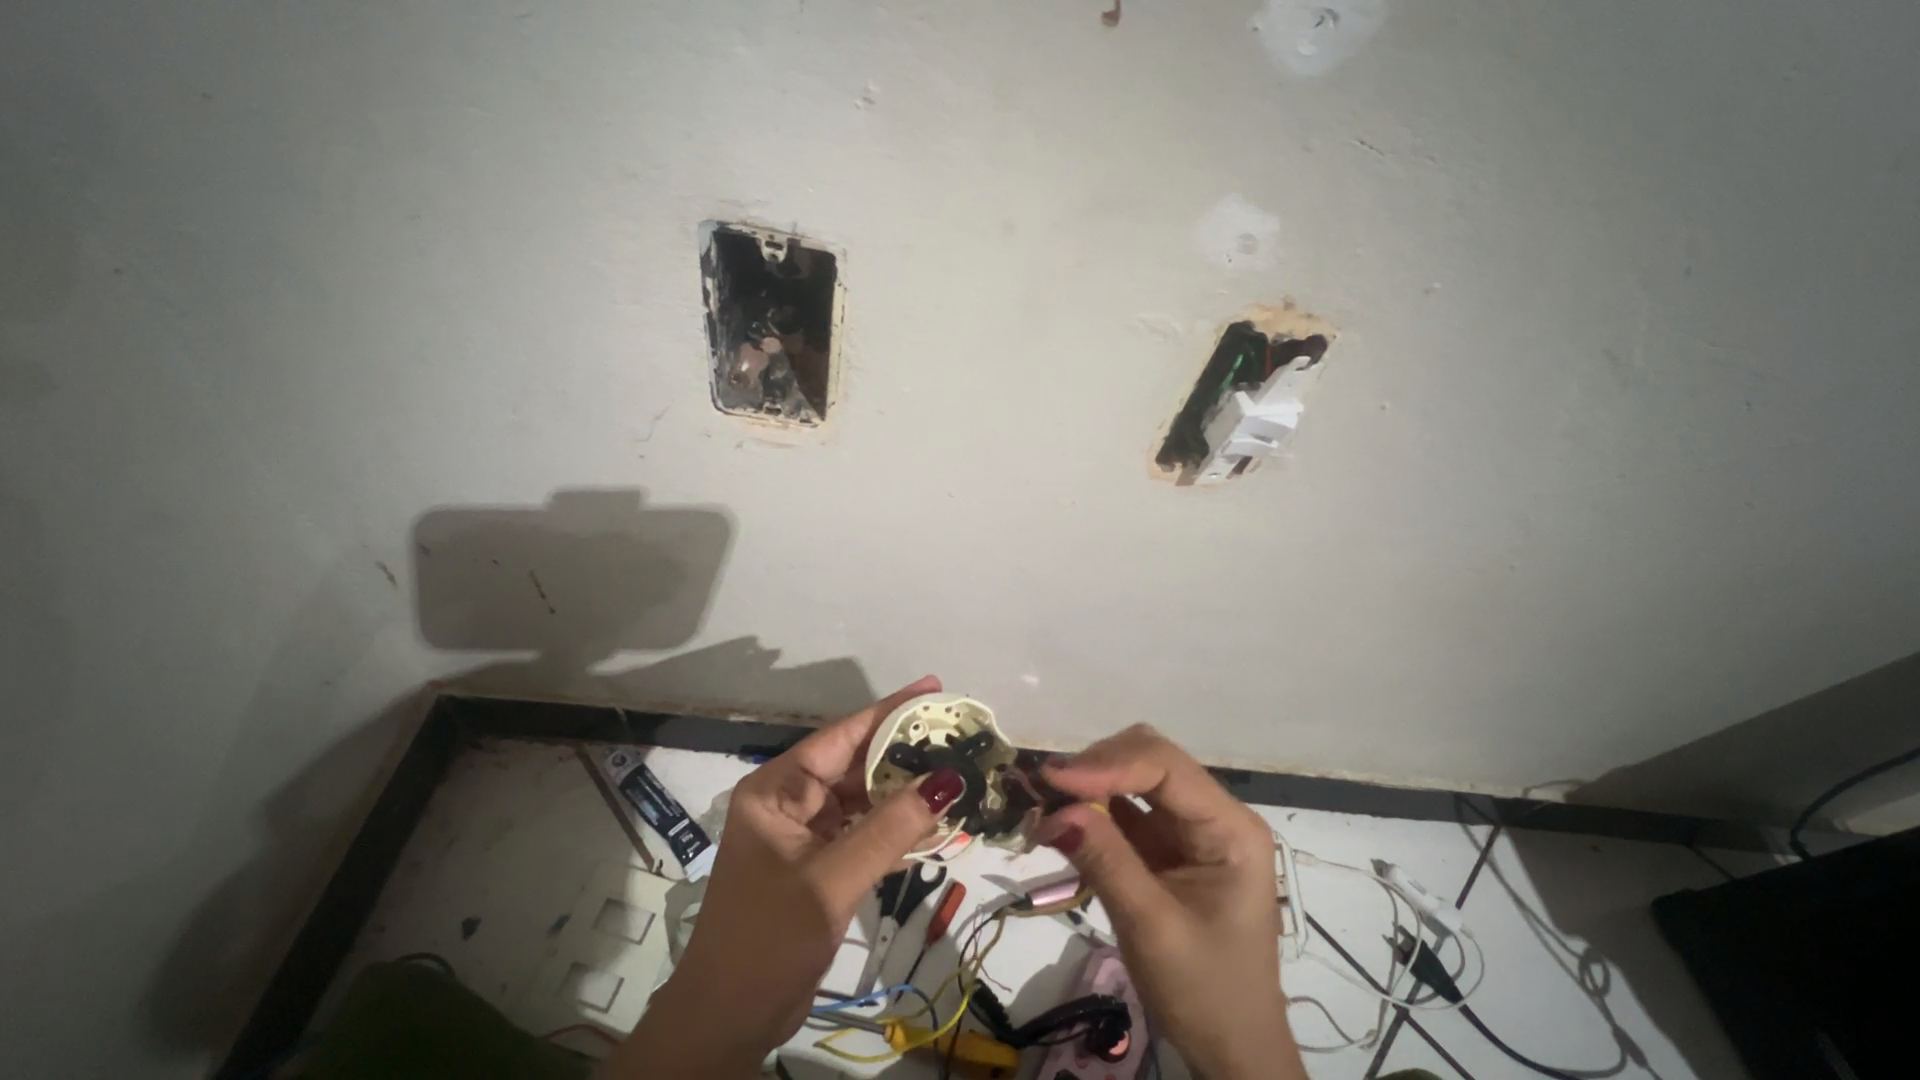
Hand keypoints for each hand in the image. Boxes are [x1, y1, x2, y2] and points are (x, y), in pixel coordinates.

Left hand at [604, 677, 966, 1079]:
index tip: (935, 689)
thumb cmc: (769, 939)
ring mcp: (804, 835)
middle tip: (959, 734)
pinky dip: (896, 827)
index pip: (841, 736)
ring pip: (863, 798)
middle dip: (904, 750)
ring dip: (905, 790)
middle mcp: (789, 802)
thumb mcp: (831, 880)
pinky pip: (864, 831)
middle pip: (854, 763)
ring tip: (956, 770)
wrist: (729, 1018)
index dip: (889, 711)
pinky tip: (934, 820)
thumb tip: (948, 780)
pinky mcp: (819, 866)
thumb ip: (890, 829)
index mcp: (776, 789)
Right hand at [1036, 725, 1303, 1079]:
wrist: (1230, 1049)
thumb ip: (1105, 861)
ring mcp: (1187, 830)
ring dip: (1086, 786)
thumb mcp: (1152, 928)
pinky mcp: (1164, 848)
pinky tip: (1058, 822)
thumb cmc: (1205, 991)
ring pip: (1132, 779)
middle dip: (1095, 768)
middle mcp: (1212, 815)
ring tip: (1041, 805)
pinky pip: (1123, 812)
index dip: (1107, 764)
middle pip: (1149, 760)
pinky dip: (1088, 812)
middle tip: (1042, 792)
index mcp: (1230, 827)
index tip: (1052, 781)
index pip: (1166, 767)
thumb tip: (1052, 810)